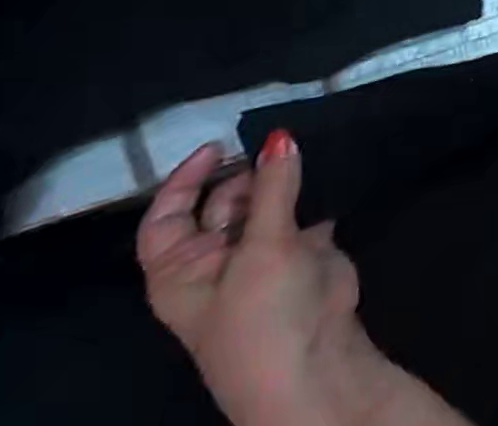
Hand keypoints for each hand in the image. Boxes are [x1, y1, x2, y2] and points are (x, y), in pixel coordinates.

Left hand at [137, 131, 399, 425]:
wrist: (315, 360)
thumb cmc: (261, 313)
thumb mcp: (262, 247)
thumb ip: (274, 188)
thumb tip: (280, 136)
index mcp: (181, 269)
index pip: (168, 215)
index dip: (187, 180)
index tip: (221, 145)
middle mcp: (217, 259)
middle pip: (222, 204)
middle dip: (247, 174)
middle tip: (279, 144)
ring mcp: (263, 256)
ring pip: (268, 205)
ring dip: (284, 180)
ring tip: (306, 148)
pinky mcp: (305, 253)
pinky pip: (304, 212)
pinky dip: (315, 192)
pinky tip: (330, 171)